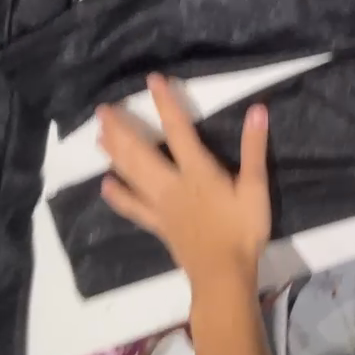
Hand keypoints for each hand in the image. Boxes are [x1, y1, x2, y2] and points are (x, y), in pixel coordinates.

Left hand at [97, 74, 272, 288]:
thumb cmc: (243, 228)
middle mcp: (172, 184)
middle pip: (140, 152)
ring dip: (114, 153)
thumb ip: (254, 147)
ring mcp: (161, 206)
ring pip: (131, 175)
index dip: (165, 103)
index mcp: (197, 171)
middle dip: (121, 128)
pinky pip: (133, 207)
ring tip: (98, 135)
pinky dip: (118, 194)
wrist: (223, 275)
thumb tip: (257, 109)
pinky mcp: (158, 225)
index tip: (152, 80)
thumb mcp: (256, 185)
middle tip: (102, 109)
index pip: (178, 130)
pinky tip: (106, 184)